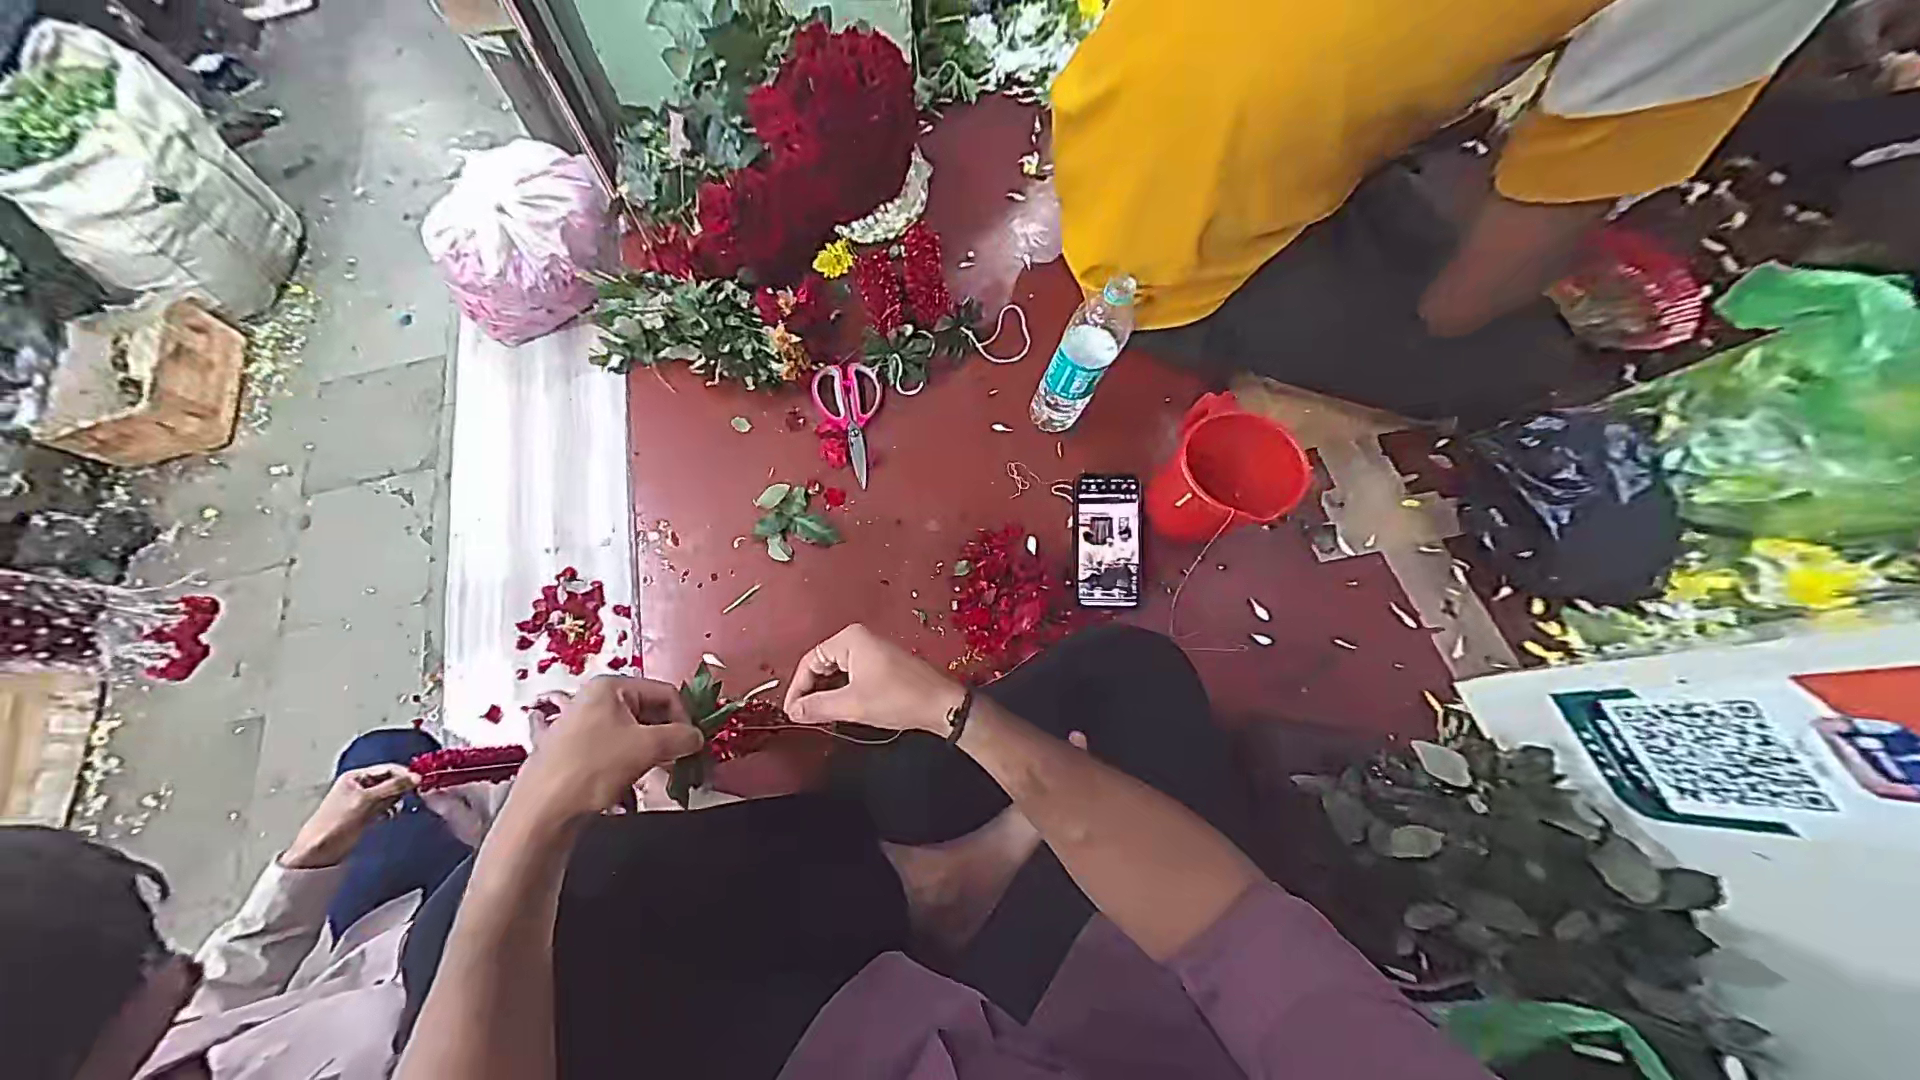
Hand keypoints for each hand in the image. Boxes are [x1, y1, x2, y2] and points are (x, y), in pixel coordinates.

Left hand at [280, 765, 418, 868]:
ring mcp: (364, 799)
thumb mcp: (366, 799)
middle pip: (391, 779)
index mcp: (356, 777)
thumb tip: (418, 777)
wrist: (319, 851)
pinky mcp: (368, 812)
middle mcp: (361, 785)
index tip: (420, 781)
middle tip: (414, 792)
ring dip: (398, 798)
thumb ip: (393, 786)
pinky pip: (388, 805)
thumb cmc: (337, 821)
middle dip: (402, 786)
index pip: (388, 768)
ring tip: (399, 806)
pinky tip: (392, 813)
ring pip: (391, 792)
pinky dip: (393, 807)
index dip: (405, 774)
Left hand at [506, 676, 702, 822]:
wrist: (540, 814)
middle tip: (680, 759)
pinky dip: (632, 759)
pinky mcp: (575, 749)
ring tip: (660, 771)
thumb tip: (698, 738)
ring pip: (634, 731)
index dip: (685, 717)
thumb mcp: (648, 747)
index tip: (692, 744)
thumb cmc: (593, 769)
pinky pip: (616, 746)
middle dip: (669, 736)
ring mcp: (582, 724)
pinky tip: (635, 778)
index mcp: (610, 686)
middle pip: (650, 711)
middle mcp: (594, 699)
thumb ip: (682, 737)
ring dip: (653, 750)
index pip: (665, 693)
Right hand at [784, 623, 965, 734]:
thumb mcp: (852, 705)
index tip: (791, 712)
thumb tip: (794, 711)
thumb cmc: (900, 698)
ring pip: (837, 671)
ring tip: (819, 715)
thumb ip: (817, 706)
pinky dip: (842, 691)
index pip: (810, 661)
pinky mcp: (881, 663)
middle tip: (803, 716)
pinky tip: (840, 709)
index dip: (797, 689)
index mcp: (851, 639)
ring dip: (826, 692)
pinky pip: (851, 674)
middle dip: (811, 690)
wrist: (940, 704)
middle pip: (822, 664)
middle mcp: (860, 638)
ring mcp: (872, 650)